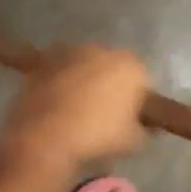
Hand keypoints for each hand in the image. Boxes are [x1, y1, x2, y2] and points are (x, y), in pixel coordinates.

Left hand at [0, 44, 150, 165]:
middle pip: (113, 67)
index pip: (143, 80)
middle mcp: (103, 50)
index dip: (138, 100)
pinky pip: (55, 66)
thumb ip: (145, 130)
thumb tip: (146, 127)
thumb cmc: (98, 136)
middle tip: (103, 113)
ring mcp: (71, 51)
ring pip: (84, 64)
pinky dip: (56, 77)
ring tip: (75, 108)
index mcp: (132, 66)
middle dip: (110, 85)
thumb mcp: (134, 141)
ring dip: (83, 78)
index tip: (131, 118)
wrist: (47, 136)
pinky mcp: (44, 60)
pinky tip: (53, 97)